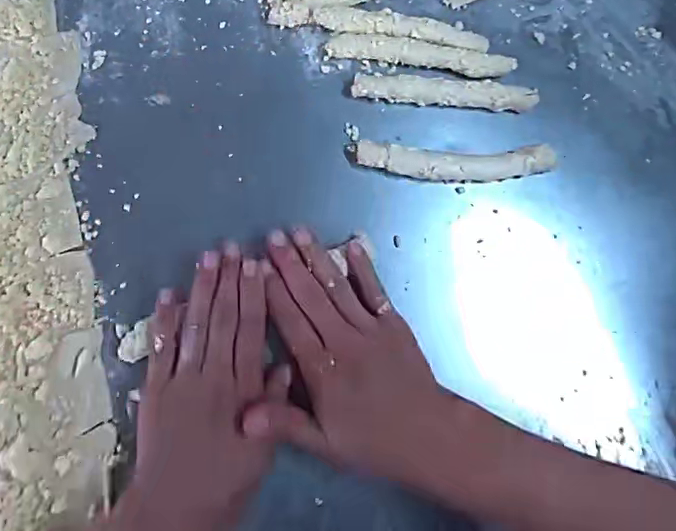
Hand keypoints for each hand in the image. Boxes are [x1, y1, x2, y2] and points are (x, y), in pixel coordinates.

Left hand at [107, 243, 286, 530]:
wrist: (172, 510)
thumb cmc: (223, 485)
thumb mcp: (260, 456)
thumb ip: (272, 407)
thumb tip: (282, 364)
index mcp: (241, 391)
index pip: (250, 333)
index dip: (253, 296)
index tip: (255, 265)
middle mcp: (212, 377)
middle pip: (223, 320)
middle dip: (228, 281)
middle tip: (231, 246)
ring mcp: (180, 378)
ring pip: (195, 325)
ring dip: (202, 289)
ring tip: (208, 257)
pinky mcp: (155, 386)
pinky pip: (161, 346)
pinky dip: (165, 318)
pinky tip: (170, 293)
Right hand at [241, 228, 464, 489]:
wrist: (432, 440)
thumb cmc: (372, 442)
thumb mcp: (324, 443)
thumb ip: (284, 423)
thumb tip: (243, 417)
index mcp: (322, 370)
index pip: (291, 322)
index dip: (272, 292)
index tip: (256, 264)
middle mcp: (343, 341)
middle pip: (310, 296)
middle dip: (289, 264)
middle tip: (272, 235)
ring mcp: (370, 329)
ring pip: (337, 287)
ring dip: (317, 257)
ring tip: (299, 231)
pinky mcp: (393, 323)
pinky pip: (374, 291)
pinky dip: (363, 267)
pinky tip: (351, 244)